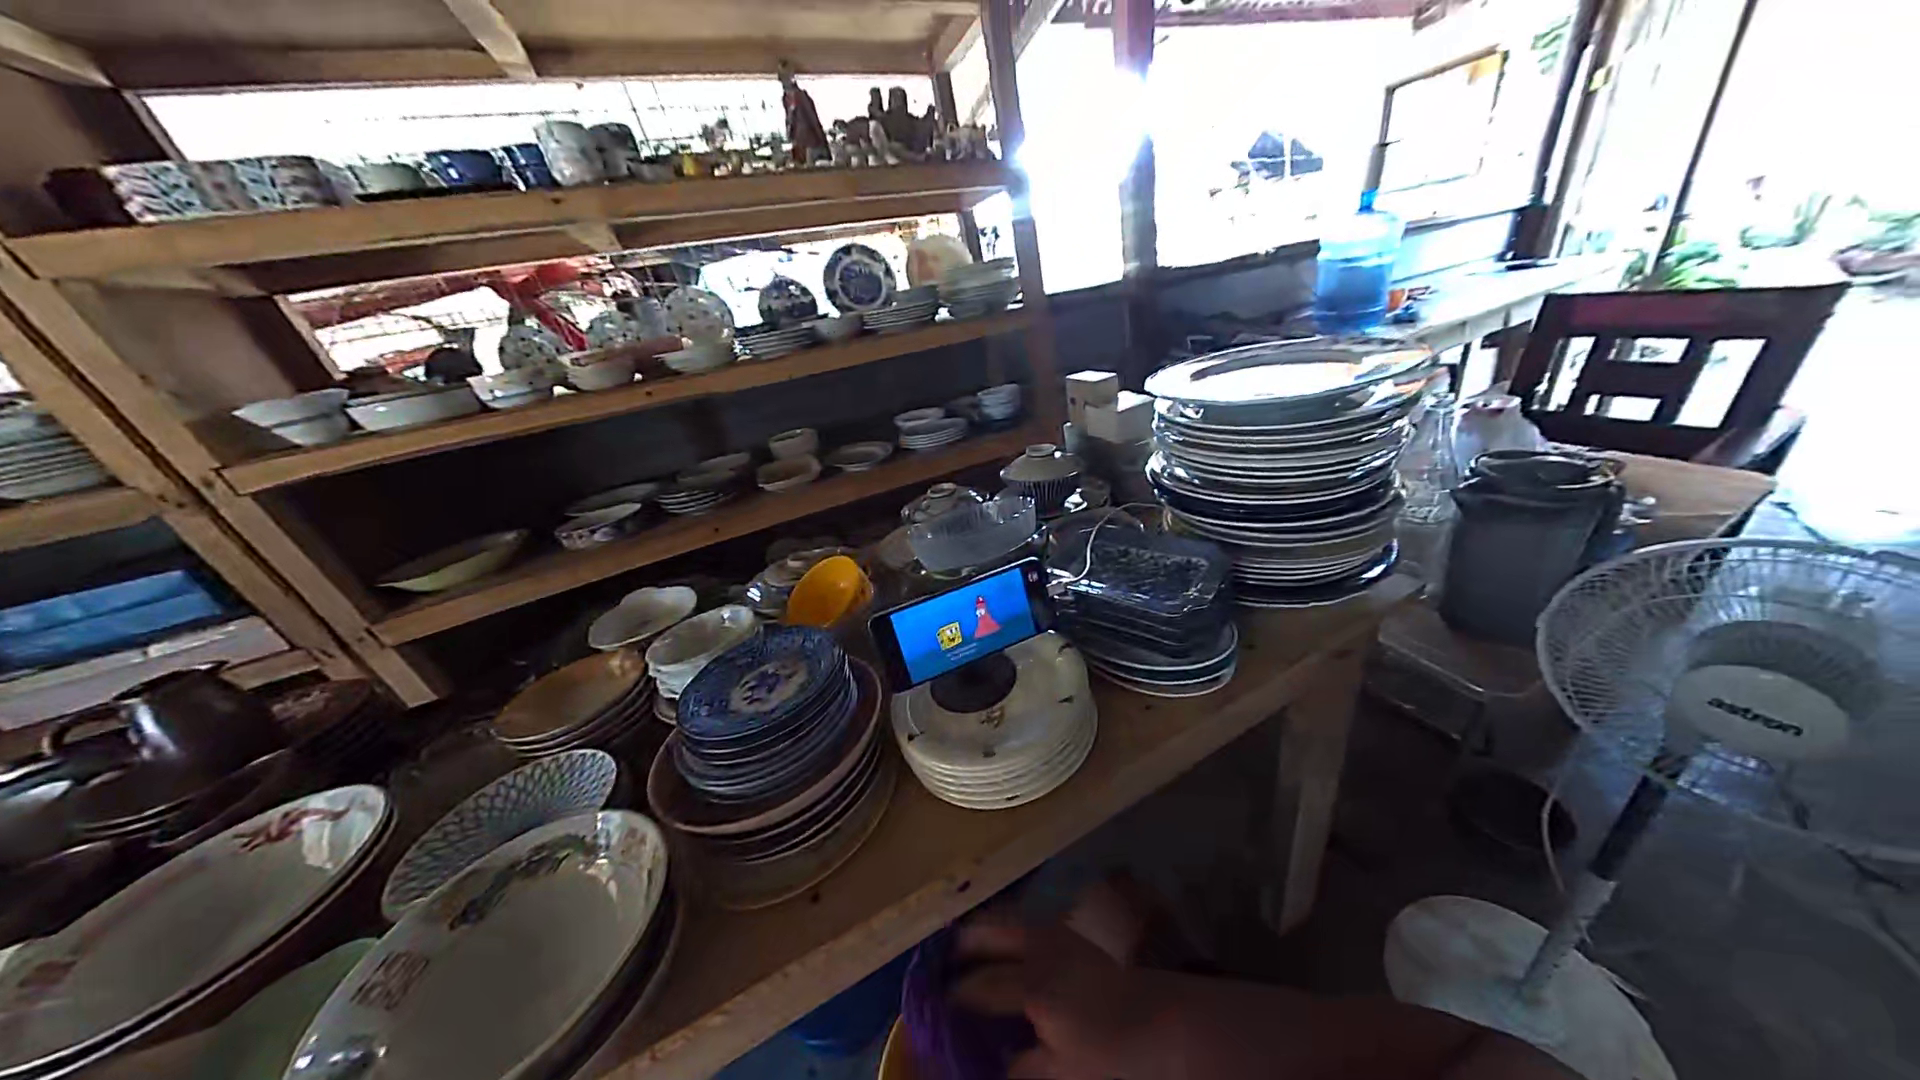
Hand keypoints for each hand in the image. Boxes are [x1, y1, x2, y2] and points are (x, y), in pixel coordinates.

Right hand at [950, 909, 1165, 1079]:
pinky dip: (1005, 927)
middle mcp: (1040, 951)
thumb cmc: (1114, 1054)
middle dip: (960, 949)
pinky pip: (1026, 923)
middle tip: (937, 960)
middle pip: (988, 940)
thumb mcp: (1063, 1074)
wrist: (1165, 1022)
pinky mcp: (1070, 935)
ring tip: (961, 943)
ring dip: (981, 931)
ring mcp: (1056, 936)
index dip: (954, 998)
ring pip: (1007, 922)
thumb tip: (989, 1065)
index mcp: (1033, 988)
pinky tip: (1002, 943)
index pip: (980, 989)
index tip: (933, 1006)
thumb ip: (1021, 1068)